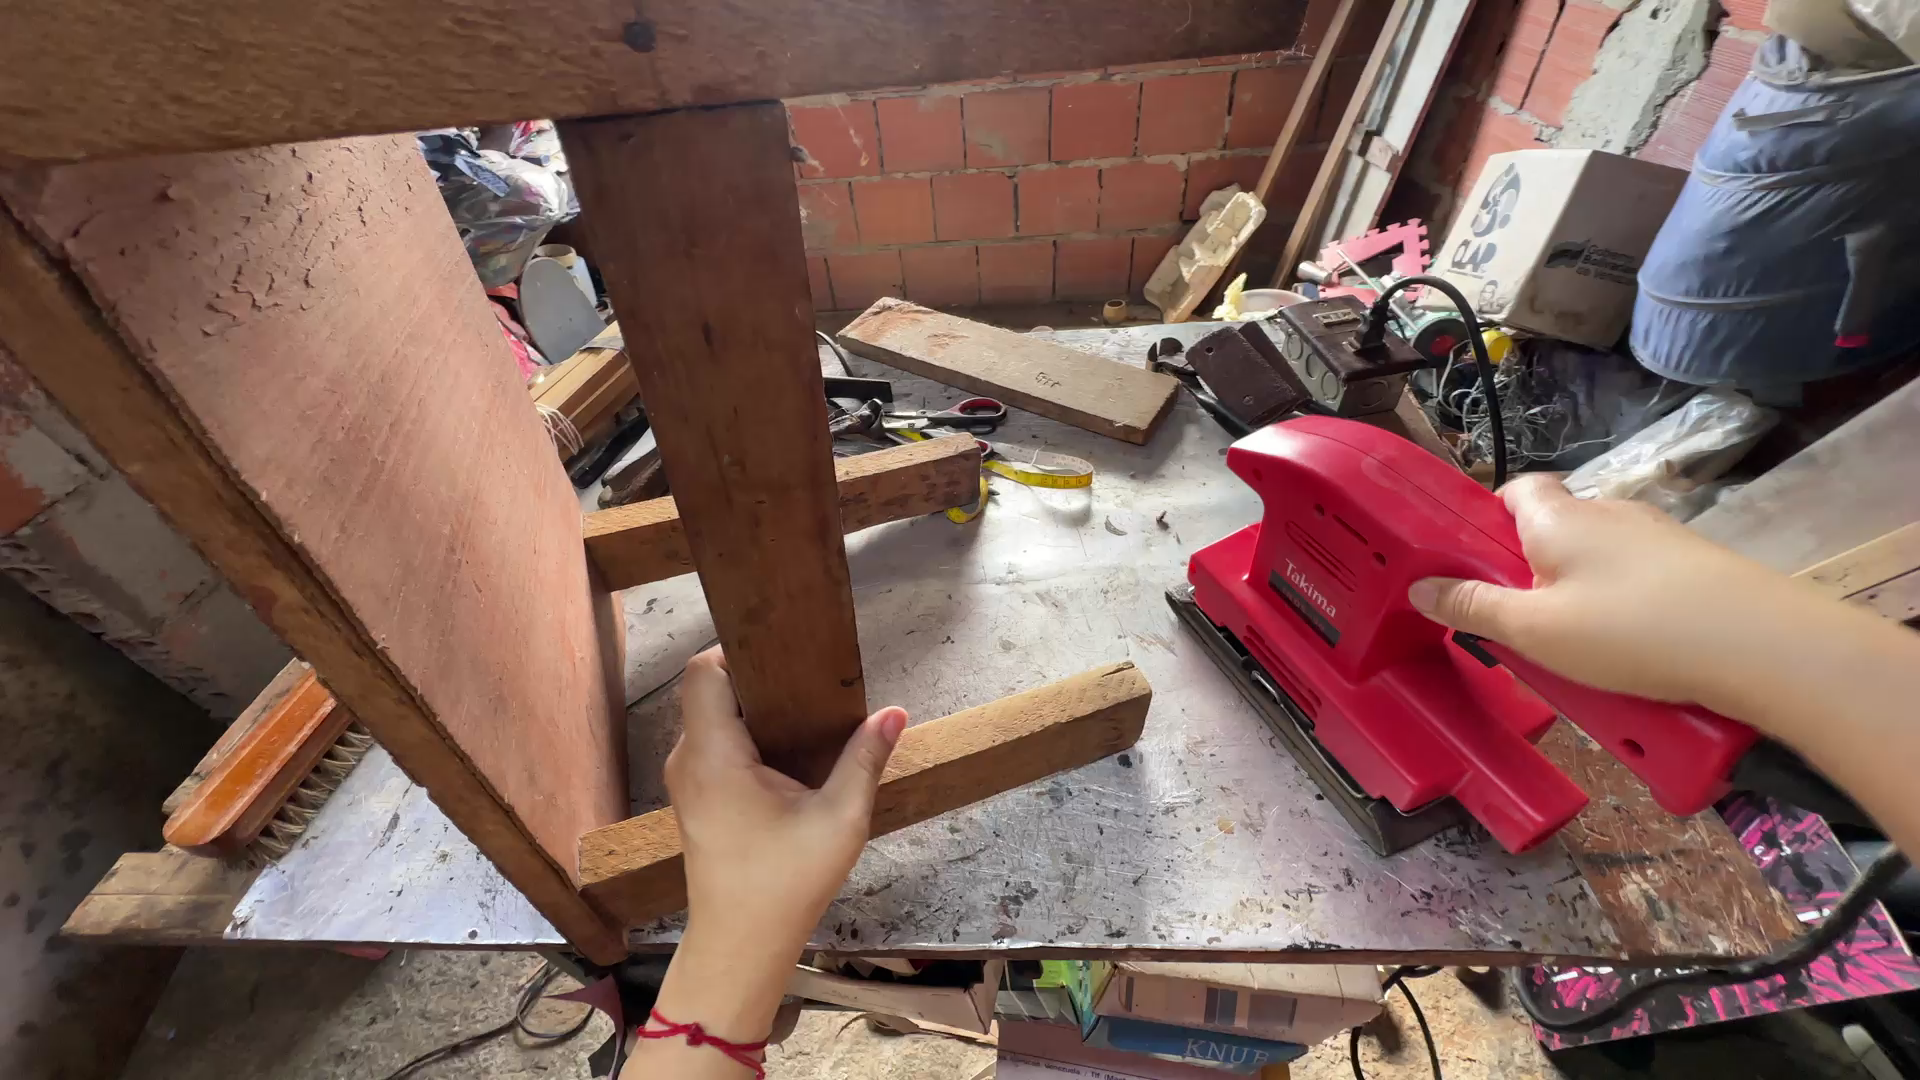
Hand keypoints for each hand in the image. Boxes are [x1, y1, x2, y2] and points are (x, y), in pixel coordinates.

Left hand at [667, 646, 906, 967]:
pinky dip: (744, 731)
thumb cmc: (785, 881)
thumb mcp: (839, 819)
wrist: (739, 949)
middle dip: (755, 675)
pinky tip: (787, 744)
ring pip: (711, 717)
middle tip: (808, 674)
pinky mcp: (696, 799)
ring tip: (804, 704)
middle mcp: (690, 760)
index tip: (783, 649)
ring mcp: (688, 781)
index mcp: (714, 755)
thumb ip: (864, 759)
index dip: (736, 649)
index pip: (703, 672)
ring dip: (752, 705)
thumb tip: (894, 712)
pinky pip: (713, 743)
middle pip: (709, 691)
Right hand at [1405, 473, 1829, 716]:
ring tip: (1570, 639)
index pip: (1516, 489)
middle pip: (1553, 527)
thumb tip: (1419, 588)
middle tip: (1515, 613)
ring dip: (1574, 587)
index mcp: (1559, 519)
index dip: (1489, 514)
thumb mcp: (1532, 628)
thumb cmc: (1632, 629)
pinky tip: (1626, 646)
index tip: (1475, 554)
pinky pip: (1637, 577)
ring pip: (1596, 555)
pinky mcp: (1700, 568)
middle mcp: (1609, 514)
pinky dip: (1620, 602)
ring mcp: (1661, 538)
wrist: (1776, 653)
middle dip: (1527, 565)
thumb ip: (1470, 607)